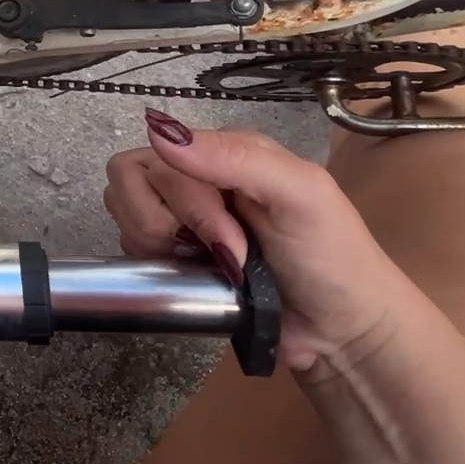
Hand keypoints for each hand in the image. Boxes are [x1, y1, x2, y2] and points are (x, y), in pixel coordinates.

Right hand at [102, 110, 411, 377]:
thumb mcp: (301, 196)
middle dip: (167, 224)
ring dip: (159, 245)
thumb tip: (157, 128)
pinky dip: (154, 264)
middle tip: (223, 252)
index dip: (182, 200)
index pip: (157, 155)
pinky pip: (127, 245)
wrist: (344, 335)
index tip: (230, 238)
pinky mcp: (167, 254)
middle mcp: (191, 175)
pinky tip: (192, 274)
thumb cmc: (332, 260)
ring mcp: (175, 215)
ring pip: (120, 211)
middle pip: (128, 180)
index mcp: (221, 150)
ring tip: (208, 264)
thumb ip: (233, 157)